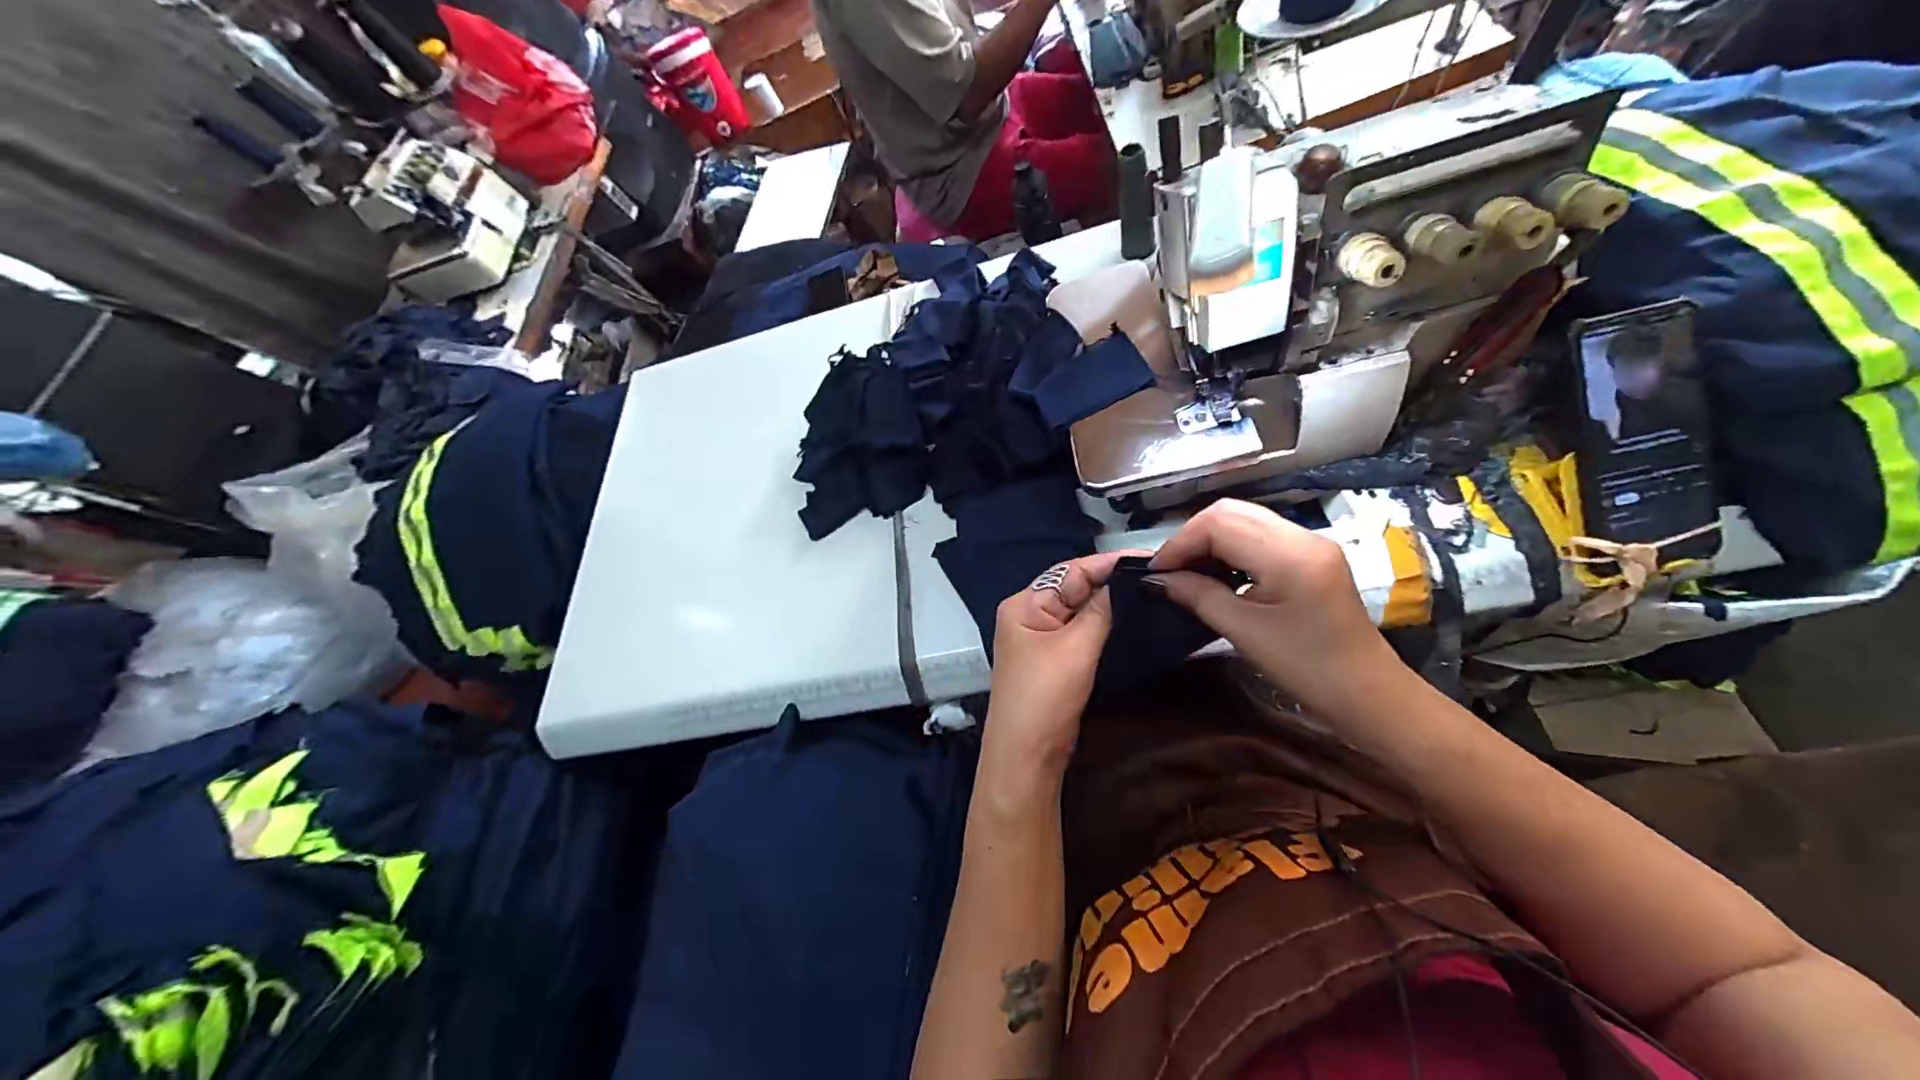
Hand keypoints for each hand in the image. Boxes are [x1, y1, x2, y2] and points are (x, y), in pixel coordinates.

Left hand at [984, 551, 1137, 781]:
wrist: (1026, 757)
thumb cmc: (1045, 698)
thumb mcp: (1076, 648)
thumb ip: (1100, 610)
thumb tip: (1123, 579)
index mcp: (1024, 604)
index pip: (1071, 570)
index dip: (1110, 563)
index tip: (1153, 557)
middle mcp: (1029, 615)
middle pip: (1076, 588)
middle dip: (1113, 582)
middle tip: (1160, 575)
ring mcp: (1041, 639)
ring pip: (1082, 610)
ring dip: (1112, 604)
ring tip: (1154, 593)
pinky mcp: (1055, 660)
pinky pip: (1082, 632)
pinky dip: (1104, 626)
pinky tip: (1131, 622)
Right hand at [1147, 500, 1402, 719]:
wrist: (1368, 693)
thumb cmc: (1306, 668)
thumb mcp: (1244, 632)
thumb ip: (1198, 596)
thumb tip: (1158, 580)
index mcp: (1289, 554)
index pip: (1218, 523)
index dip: (1180, 543)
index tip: (1156, 573)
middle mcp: (1302, 536)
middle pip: (1231, 512)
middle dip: (1192, 536)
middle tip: (1168, 570)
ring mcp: (1311, 542)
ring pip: (1245, 519)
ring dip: (1210, 539)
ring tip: (1187, 571)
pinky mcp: (1313, 555)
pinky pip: (1261, 534)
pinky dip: (1231, 546)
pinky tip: (1217, 571)